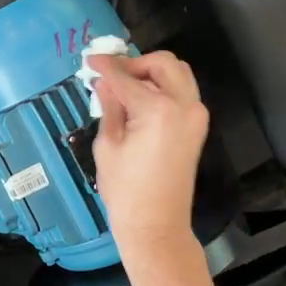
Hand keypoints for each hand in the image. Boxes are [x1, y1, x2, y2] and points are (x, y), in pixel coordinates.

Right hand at [89, 51, 209, 250]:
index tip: (89, 61)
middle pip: (163, 64)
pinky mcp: (197, 126)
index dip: (105, 66)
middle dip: (135, 63)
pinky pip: (181, 93)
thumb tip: (103, 82)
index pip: (126, 78)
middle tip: (111, 74)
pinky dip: (161, 88)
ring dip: (151, 73)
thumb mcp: (108, 145)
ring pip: (177, 75)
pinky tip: (138, 100)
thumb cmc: (125, 191)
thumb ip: (109, 107)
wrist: (156, 224)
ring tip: (123, 86)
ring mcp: (195, 115)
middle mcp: (184, 105)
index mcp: (159, 110)